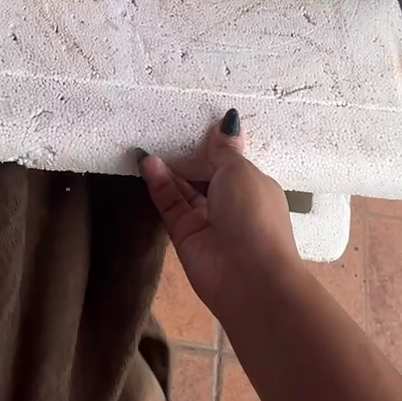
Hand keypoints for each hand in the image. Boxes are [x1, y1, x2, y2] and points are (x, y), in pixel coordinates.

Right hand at [138, 109, 300, 311]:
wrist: (251, 279)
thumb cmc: (254, 215)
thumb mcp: (240, 172)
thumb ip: (223, 150)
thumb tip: (228, 121)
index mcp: (252, 186)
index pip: (227, 161)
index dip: (210, 146)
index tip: (190, 125)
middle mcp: (230, 203)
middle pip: (202, 174)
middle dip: (185, 157)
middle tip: (160, 131)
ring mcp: (206, 220)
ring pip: (183, 189)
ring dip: (168, 169)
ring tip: (147, 147)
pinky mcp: (184, 235)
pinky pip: (170, 204)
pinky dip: (159, 185)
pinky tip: (147, 164)